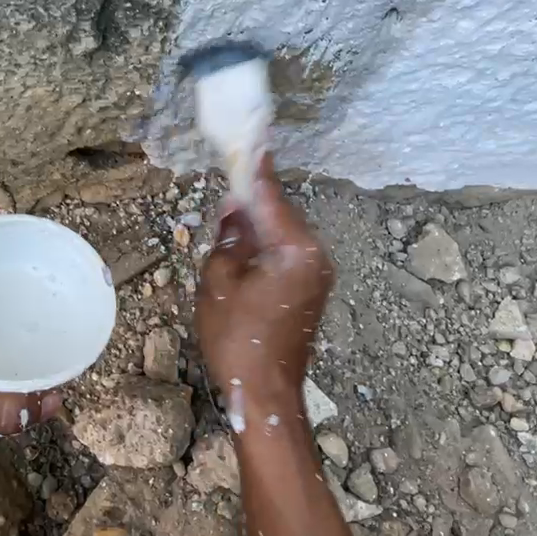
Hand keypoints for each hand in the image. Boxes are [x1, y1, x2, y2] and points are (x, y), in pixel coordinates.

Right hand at [195, 158, 333, 422]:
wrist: (265, 395)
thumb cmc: (237, 338)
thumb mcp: (219, 280)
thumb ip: (229, 237)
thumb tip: (235, 209)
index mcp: (296, 249)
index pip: (272, 198)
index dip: (257, 170)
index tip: (253, 140)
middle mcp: (316, 255)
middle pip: (280, 214)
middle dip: (253, 202)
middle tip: (226, 189)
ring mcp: (318, 274)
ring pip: (283, 234)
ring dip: (258, 226)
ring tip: (229, 221)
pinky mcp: (312, 289)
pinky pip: (287, 253)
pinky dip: (266, 246)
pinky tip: (243, 248)